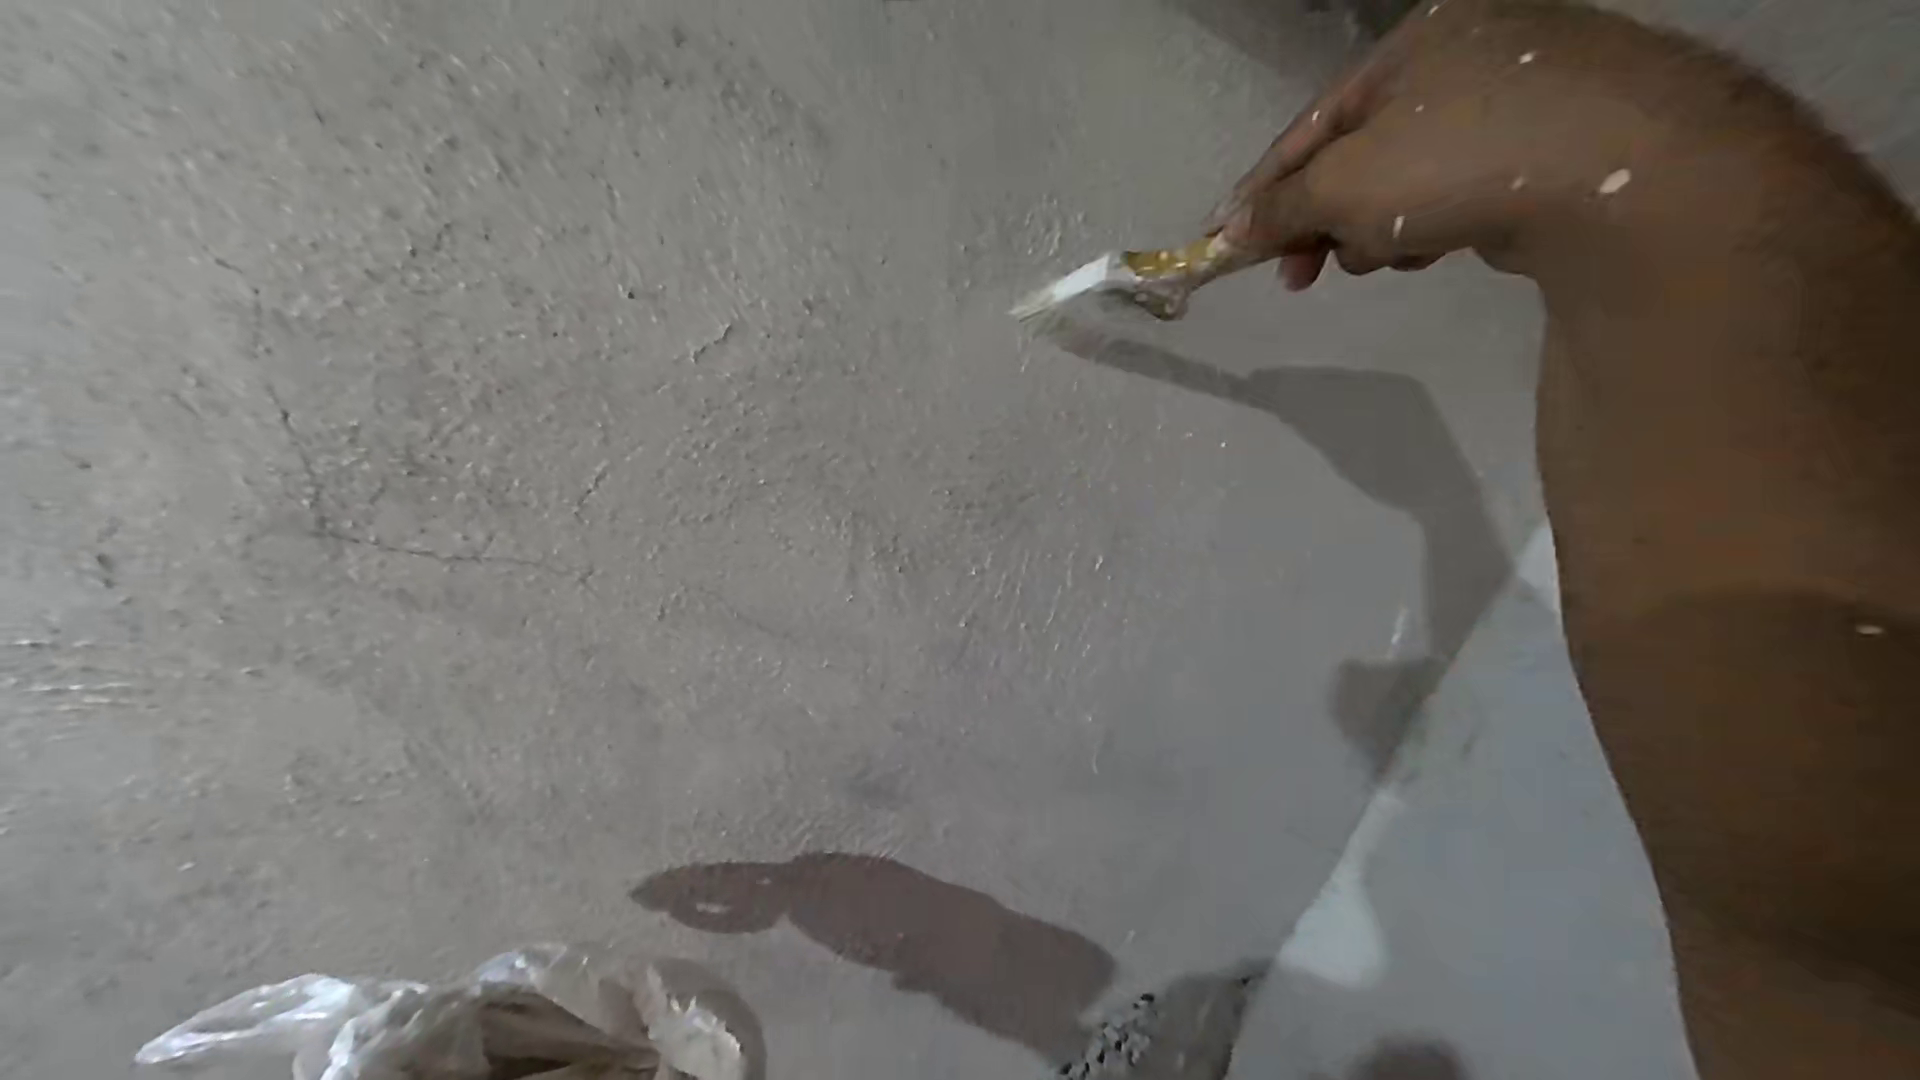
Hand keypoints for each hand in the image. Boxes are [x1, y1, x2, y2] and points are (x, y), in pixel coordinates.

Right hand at [1209, 0, 1733, 289]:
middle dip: (1318, 223)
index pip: (1305, 130)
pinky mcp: (1545, 149)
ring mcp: (1515, 98)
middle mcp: (1466, 56)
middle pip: (1352, 159)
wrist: (1625, 181)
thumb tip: (1231, 233)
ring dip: (1371, 231)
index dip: (1258, 192)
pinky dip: (1424, 228)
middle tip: (1296, 277)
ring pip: (1398, 184)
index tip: (1224, 242)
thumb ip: (1276, 209)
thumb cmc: (1456, 163)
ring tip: (1381, 258)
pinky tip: (1429, 251)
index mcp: (1413, 43)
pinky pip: (1447, 194)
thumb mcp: (1340, 186)